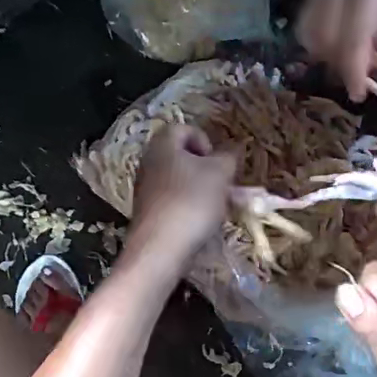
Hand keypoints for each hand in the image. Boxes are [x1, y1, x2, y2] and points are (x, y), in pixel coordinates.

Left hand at [127, 125, 237, 267]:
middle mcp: (149, 161)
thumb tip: (230, 152)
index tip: (218, 163)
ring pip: (179, 179)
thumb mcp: (220, 174)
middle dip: (206, 168)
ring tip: (215, 206)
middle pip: (182, 155)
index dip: (206, 141)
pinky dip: (189, 205)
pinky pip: (173, 199)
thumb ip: (228, 157)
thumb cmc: (192, 201)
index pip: (185, 129)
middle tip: (221, 184)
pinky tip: (199, 221)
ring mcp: (146, 188)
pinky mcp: (149, 211)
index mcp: (163, 144)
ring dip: (200, 188)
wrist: (161, 248)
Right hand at [297, 0, 376, 100]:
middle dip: (342, 64)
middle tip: (365, 71)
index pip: (354, 35)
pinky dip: (317, 42)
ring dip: (328, 55)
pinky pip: (304, 21)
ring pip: (309, 32)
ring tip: (353, 56)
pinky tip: (337, 44)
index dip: (354, 69)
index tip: (358, 94)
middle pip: (325, 39)